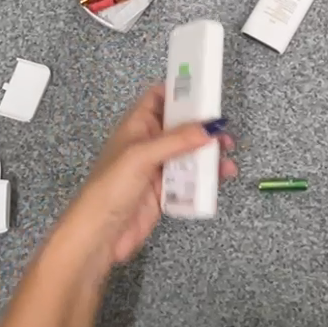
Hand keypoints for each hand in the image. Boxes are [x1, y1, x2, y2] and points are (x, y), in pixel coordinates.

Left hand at [50, 85, 235, 273]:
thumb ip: (177, 140)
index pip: (159, 98)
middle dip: (203, 127)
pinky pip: (191, 179)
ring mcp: (157, 168)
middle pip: (180, 127)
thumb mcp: (142, 156)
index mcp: (137, 126)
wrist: (100, 235)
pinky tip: (222, 177)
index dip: (180, 92)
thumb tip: (210, 127)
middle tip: (224, 133)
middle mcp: (149, 143)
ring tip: (227, 157)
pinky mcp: (165, 192)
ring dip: (209, 154)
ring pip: (189, 154)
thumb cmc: (111, 187)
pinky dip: (207, 177)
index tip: (207, 91)